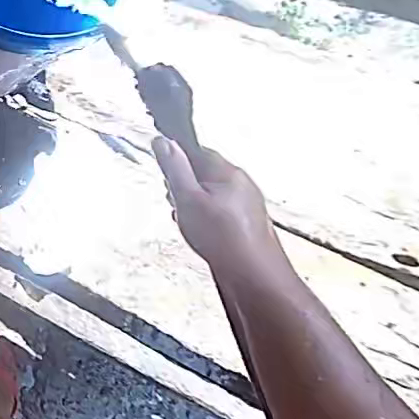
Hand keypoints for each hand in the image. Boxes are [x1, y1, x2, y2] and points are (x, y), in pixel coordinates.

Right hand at [151, 137, 287, 279]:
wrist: (255, 277)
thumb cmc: (222, 237)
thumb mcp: (187, 197)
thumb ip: (174, 167)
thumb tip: (163, 141)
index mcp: (228, 172)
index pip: (195, 150)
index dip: (176, 162)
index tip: (167, 178)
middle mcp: (242, 183)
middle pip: (200, 172)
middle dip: (183, 186)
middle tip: (179, 203)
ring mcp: (247, 203)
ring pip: (207, 192)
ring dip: (193, 203)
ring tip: (191, 222)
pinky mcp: (247, 221)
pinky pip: (218, 209)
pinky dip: (205, 217)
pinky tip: (202, 233)